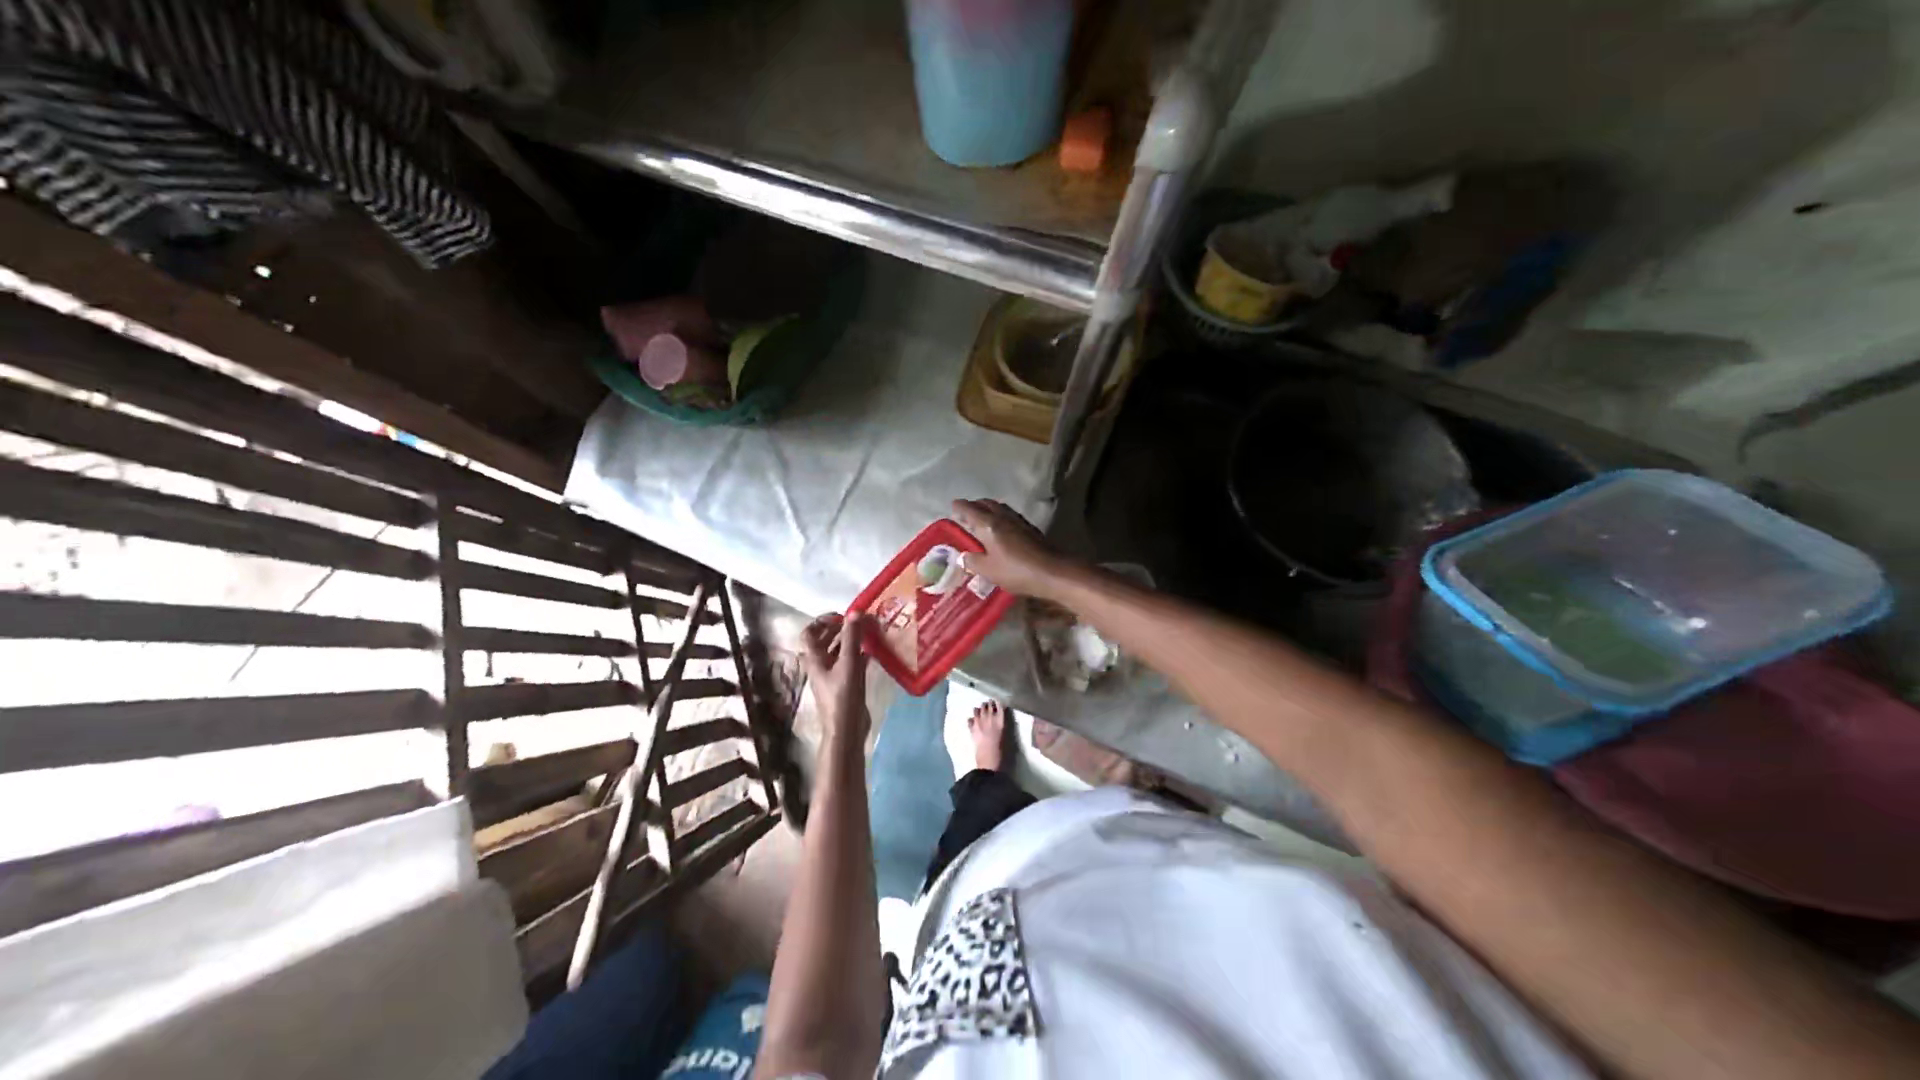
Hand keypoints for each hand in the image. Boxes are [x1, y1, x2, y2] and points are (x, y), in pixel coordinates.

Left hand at [801, 612, 871, 746]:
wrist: (846, 730)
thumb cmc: (843, 696)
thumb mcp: (848, 664)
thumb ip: (852, 637)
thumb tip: (856, 612)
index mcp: (814, 660)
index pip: (809, 633)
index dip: (822, 621)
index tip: (841, 616)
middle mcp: (820, 666)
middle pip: (823, 641)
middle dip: (838, 629)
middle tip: (857, 622)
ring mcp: (832, 677)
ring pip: (837, 652)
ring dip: (849, 641)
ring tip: (867, 633)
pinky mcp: (844, 685)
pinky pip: (849, 663)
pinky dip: (858, 654)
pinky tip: (873, 651)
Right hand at [951, 498, 1067, 598]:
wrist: (1053, 571)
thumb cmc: (1016, 570)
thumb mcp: (988, 570)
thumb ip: (973, 561)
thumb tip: (963, 557)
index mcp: (988, 524)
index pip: (969, 509)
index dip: (959, 507)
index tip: (952, 507)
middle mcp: (1002, 516)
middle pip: (985, 503)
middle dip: (974, 505)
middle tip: (966, 514)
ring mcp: (1018, 520)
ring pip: (999, 507)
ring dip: (988, 509)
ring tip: (982, 519)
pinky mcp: (1030, 528)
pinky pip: (1009, 515)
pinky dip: (1000, 517)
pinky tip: (1001, 529)